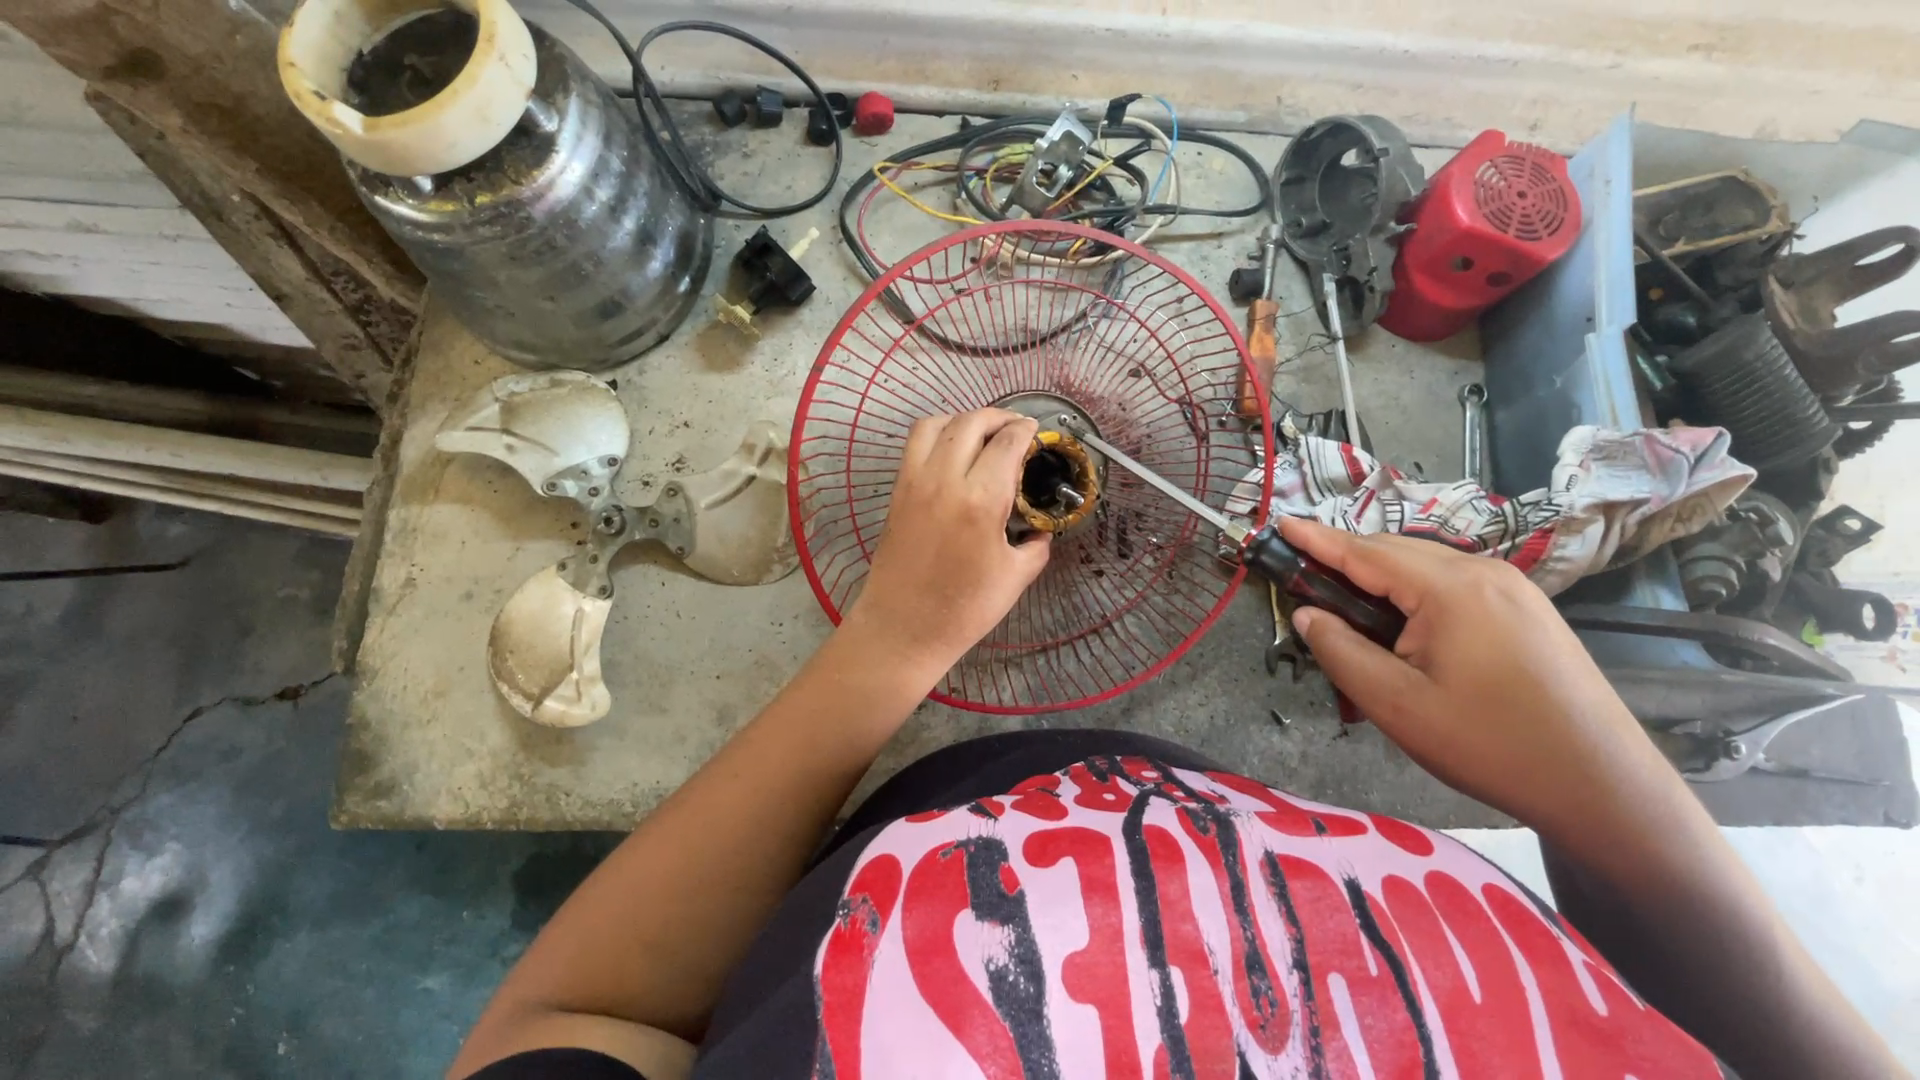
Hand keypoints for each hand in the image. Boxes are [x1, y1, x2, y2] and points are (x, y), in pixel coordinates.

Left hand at [843, 409, 1051, 673]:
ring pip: (936, 423)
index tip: (1036, 431)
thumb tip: (1040, 530)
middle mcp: (944, 480)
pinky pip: (915, 444)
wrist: (903, 628)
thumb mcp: (1016, 577)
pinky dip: (937, 433)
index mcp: (981, 500)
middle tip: (1015, 428)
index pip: (1007, 443)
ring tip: (982, 433)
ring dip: (963, 420)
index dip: (1026, 430)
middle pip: (971, 422)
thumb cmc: (963, 609)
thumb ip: (1035, 545)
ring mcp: (915, 482)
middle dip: (999, 417)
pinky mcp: (898, 491)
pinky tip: (952, 451)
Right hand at [1281, 517, 1675, 839]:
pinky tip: (1403, 620)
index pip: (1365, 552)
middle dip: (1347, 558)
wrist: (1600, 783)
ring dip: (1382, 577)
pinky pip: (1456, 585)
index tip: (1280, 523)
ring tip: (1346, 600)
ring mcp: (1514, 590)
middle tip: (1303, 574)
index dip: (1317, 539)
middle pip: (1398, 552)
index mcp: (1450, 588)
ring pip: (1429, 568)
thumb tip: (1308, 615)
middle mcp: (1484, 573)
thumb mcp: (1396, 704)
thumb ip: (1342, 651)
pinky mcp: (1529, 612)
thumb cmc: (1488, 743)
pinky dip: (1415, 591)